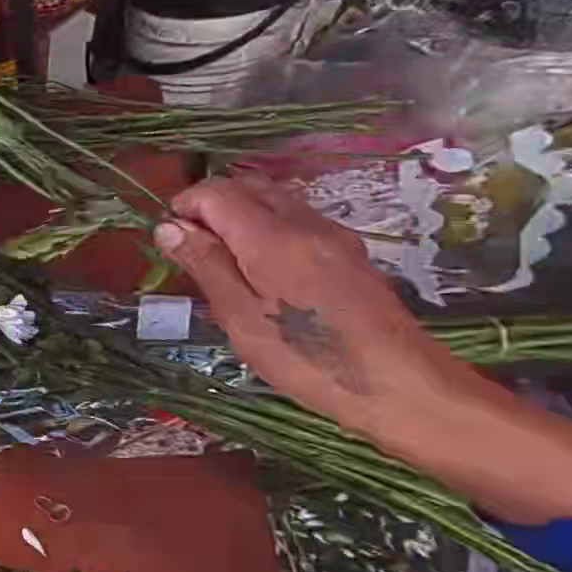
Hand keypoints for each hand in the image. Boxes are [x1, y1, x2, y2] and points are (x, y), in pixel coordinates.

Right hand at [153, 176, 571, 522]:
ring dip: (238, 213)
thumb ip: (206, 264)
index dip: (184, 206)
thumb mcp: (242, 318)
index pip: (215, 192)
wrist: (402, 386)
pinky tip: (263, 267)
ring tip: (222, 258)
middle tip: (192, 247)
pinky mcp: (348, 251)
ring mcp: (331, 233)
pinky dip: (266, 225)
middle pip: (246, 185)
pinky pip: (295, 218)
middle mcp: (303, 220)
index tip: (168, 239)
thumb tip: (168, 225)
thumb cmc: (308, 359)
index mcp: (271, 235)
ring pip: (272, 198)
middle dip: (210, 204)